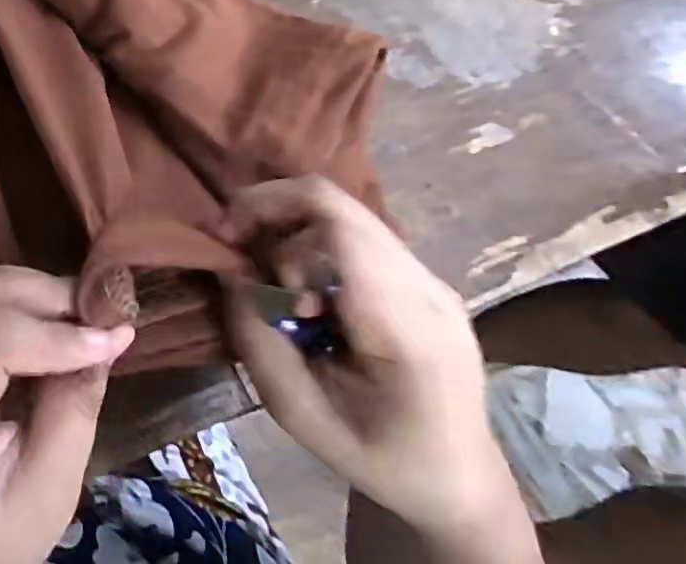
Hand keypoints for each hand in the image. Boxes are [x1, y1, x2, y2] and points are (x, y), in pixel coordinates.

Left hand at [0, 266, 135, 563]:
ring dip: (43, 295)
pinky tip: (59, 325)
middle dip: (54, 299)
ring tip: (89, 323)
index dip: (58, 332)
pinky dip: (26, 303)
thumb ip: (73, 411)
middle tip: (107, 320)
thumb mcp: (45, 494)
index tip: (115, 337)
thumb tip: (108, 336)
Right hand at [222, 177, 539, 562]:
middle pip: (335, 204)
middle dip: (271, 213)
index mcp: (404, 326)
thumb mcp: (297, 411)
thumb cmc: (378, 458)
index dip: (268, 205)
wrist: (460, 481)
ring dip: (293, 237)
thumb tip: (229, 268)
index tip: (225, 236)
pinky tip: (309, 294)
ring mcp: (432, 278)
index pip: (335, 220)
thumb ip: (256, 335)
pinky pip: (357, 234)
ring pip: (343, 215)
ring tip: (284, 294)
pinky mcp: (425, 277)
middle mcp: (426, 286)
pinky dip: (315, 246)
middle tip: (238, 251)